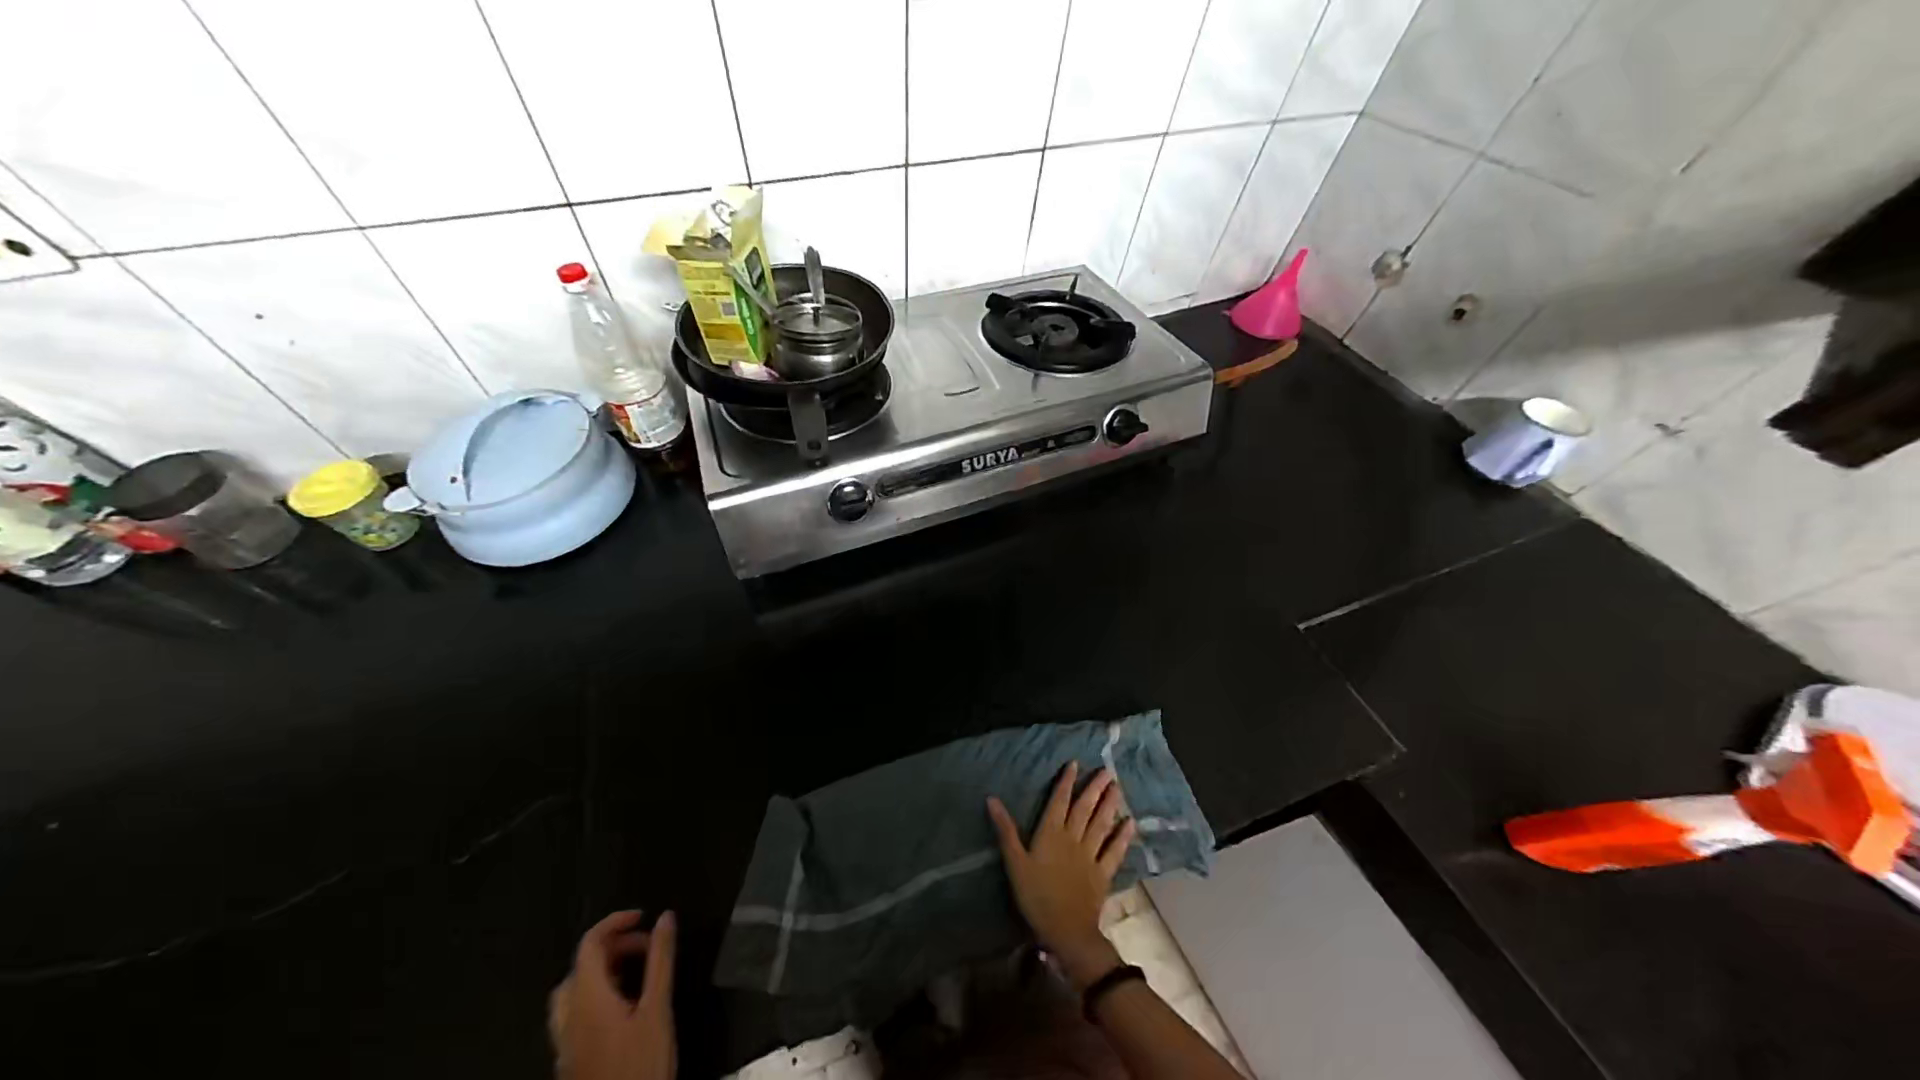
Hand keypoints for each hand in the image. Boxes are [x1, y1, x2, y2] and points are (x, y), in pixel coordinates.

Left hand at [549, 910, 676, 1079]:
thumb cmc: (641, 1065)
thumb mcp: (658, 1008)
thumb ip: (660, 960)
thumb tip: (664, 917)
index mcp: (587, 998)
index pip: (590, 943)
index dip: (615, 921)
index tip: (645, 917)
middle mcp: (568, 1016)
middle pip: (580, 966)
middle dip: (614, 946)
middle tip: (648, 948)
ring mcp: (564, 1041)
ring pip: (573, 991)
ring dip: (602, 972)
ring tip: (634, 973)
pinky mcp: (570, 1060)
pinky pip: (574, 1014)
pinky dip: (596, 995)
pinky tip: (621, 1008)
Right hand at [988, 761, 1136, 988]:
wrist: (1066, 929)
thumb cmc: (1035, 895)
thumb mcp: (1014, 863)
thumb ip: (1006, 830)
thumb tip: (992, 799)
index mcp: (1050, 834)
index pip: (1059, 801)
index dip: (1066, 782)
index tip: (1075, 763)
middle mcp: (1073, 838)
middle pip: (1084, 808)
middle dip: (1094, 788)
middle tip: (1107, 770)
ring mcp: (1090, 855)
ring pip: (1101, 824)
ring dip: (1109, 805)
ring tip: (1118, 787)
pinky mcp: (1103, 873)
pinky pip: (1114, 850)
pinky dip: (1123, 836)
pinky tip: (1130, 823)